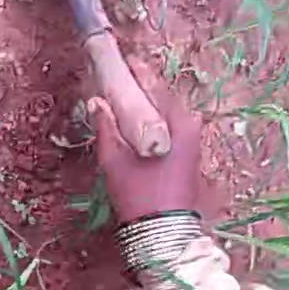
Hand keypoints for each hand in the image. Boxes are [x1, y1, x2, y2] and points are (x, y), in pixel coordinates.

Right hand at [89, 65, 204, 222]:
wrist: (163, 231)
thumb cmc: (138, 194)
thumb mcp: (115, 161)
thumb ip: (106, 128)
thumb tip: (97, 101)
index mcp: (174, 118)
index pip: (152, 81)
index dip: (133, 69)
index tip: (117, 58)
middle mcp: (188, 121)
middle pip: (159, 95)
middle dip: (137, 87)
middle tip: (114, 80)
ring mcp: (191, 137)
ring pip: (162, 111)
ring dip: (143, 105)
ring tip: (119, 102)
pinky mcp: (188, 152)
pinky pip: (167, 126)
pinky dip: (150, 121)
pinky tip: (132, 126)